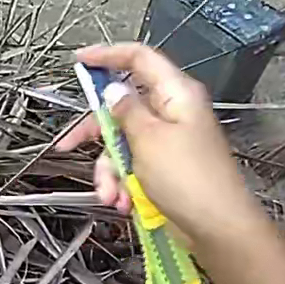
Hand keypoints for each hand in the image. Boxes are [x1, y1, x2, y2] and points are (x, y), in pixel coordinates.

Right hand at [56, 42, 265, 250]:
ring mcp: (166, 144)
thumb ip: (126, 112)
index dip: (107, 56)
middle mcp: (171, 115)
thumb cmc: (191, 181)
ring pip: (121, 146)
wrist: (215, 228)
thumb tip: (112, 93)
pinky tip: (124, 203)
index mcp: (175, 95)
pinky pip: (131, 169)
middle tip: (69, 145)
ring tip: (112, 195)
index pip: (139, 59)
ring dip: (110, 172)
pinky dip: (122, 186)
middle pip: (121, 111)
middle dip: (96, 135)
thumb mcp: (149, 140)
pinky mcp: (163, 170)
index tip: (80, 61)